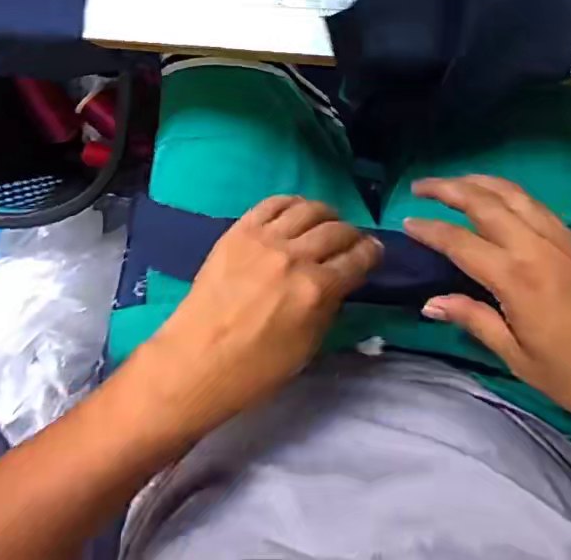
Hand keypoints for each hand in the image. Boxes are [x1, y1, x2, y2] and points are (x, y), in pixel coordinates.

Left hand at [127, 195, 382, 434]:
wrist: (196, 359)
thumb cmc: (255, 368)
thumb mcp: (307, 346)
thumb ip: (328, 306)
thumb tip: (340, 280)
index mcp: (316, 290)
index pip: (357, 259)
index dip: (372, 253)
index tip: (374, 252)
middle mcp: (295, 257)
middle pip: (337, 230)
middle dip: (353, 234)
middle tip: (353, 241)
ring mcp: (265, 239)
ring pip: (309, 209)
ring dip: (326, 214)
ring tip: (327, 222)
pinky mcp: (240, 230)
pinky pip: (273, 203)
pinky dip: (292, 203)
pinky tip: (297, 211)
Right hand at [403, 175, 570, 457]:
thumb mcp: (520, 359)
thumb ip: (474, 320)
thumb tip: (430, 302)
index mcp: (518, 278)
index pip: (460, 241)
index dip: (429, 229)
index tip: (406, 223)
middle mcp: (537, 247)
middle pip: (484, 202)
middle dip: (447, 188)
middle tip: (419, 186)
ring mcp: (562, 239)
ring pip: (512, 193)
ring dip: (478, 181)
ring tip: (453, 182)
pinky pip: (535, 204)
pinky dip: (508, 192)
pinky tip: (498, 198)